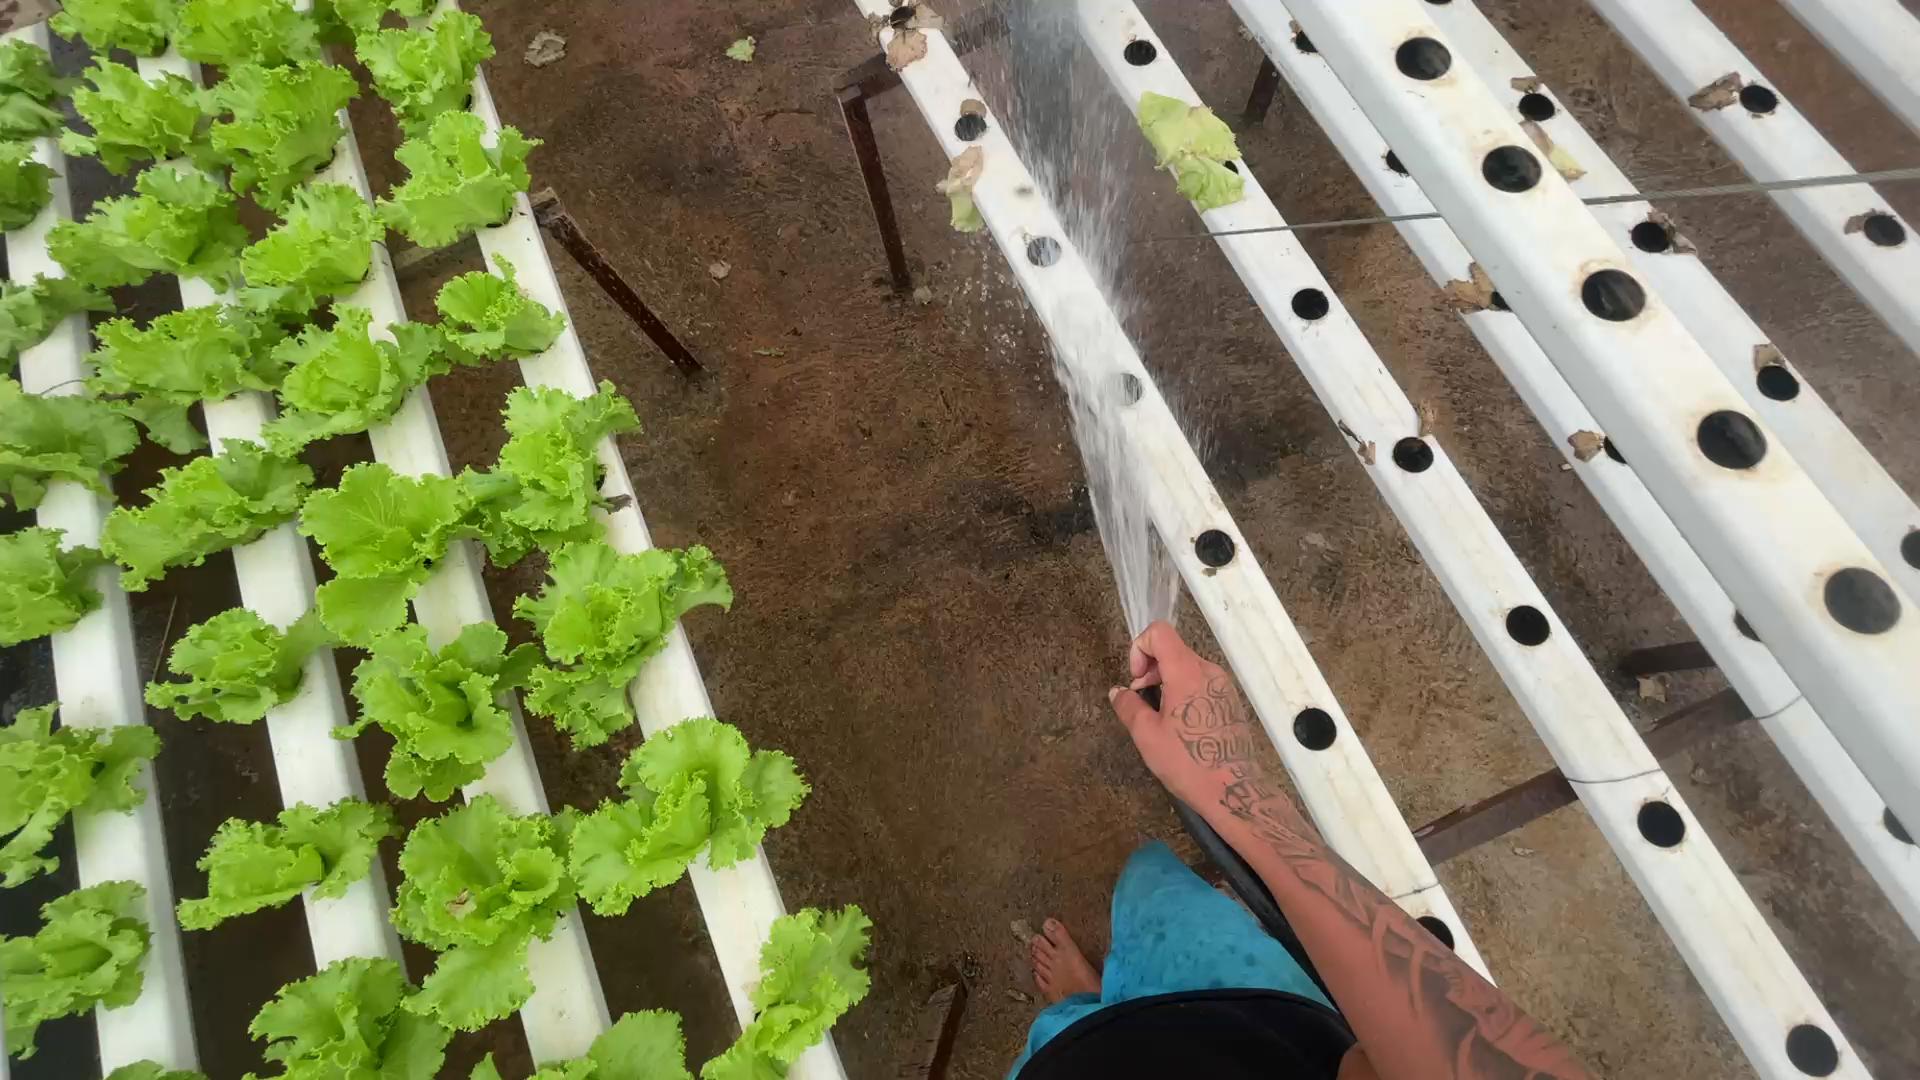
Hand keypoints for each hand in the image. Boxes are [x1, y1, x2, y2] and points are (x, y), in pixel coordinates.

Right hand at [1108, 621, 1264, 808]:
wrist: (1235, 793)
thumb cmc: (1188, 762)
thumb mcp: (1146, 735)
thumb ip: (1128, 705)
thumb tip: (1118, 692)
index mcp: (1187, 672)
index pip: (1159, 632)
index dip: (1139, 648)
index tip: (1136, 679)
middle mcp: (1208, 671)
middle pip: (1172, 648)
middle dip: (1150, 667)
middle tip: (1141, 699)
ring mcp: (1223, 685)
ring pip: (1186, 665)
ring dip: (1165, 679)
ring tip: (1158, 713)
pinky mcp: (1230, 700)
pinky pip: (1200, 681)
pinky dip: (1183, 689)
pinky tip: (1179, 722)